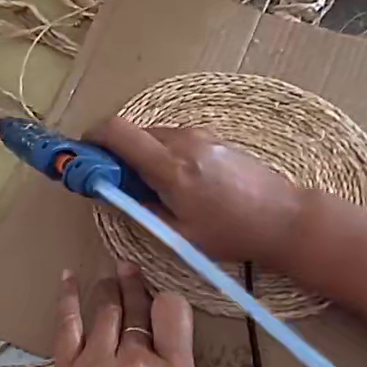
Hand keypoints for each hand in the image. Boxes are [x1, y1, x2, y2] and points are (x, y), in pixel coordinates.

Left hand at [0, 264, 195, 366]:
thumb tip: (165, 345)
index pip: (175, 311)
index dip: (169, 299)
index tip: (165, 301)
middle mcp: (139, 362)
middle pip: (139, 304)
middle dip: (138, 285)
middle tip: (134, 268)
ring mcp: (97, 362)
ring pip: (106, 306)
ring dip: (110, 287)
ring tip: (113, 273)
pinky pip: (69, 321)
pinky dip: (69, 296)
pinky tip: (70, 277)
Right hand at [88, 116, 305, 266]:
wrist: (283, 217)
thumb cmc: (232, 233)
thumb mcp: (179, 234)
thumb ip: (141, 209)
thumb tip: (113, 193)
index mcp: (171, 166)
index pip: (116, 132)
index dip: (92, 139)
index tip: (83, 157)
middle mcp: (183, 140)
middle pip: (133, 133)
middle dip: (116, 154)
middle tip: (116, 184)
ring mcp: (201, 135)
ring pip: (154, 136)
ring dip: (141, 154)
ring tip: (151, 189)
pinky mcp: (214, 137)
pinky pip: (175, 139)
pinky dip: (162, 153)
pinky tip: (177, 182)